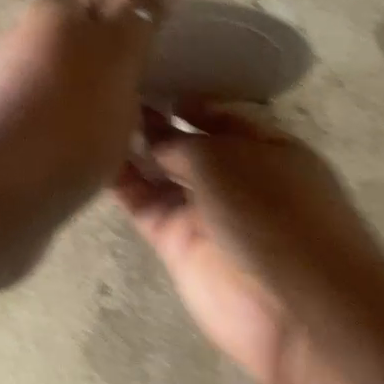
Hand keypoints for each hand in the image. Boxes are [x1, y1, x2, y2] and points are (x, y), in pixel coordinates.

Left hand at [0, 0, 184, 221]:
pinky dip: (78, 135)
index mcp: (51, 10)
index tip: (158, 67)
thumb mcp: (121, 50)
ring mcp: (11, 82)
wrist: (5, 183)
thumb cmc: (74, 109)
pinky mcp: (7, 124)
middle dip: (119, 74)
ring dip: (101, 108)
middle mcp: (25, 37)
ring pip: (74, 86)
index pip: (104, 6)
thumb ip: (144, 7)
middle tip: (151, 107)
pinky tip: (97, 164)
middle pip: (88, 47)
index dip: (135, 34)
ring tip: (130, 141)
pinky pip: (56, 120)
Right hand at [113, 105, 383, 383]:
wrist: (293, 308)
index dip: (186, 98)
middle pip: (187, 142)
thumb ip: (178, 140)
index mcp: (266, 149)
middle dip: (154, 119)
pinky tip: (90, 150)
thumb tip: (150, 133)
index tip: (149, 76)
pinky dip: (119, 180)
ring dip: (131, 145)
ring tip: (90, 112)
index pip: (219, 115)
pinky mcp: (177, 242)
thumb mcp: (222, 156)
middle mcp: (236, 177)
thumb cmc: (272, 210)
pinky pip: (142, 202)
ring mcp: (205, 211)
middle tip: (109, 90)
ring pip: (160, 171)